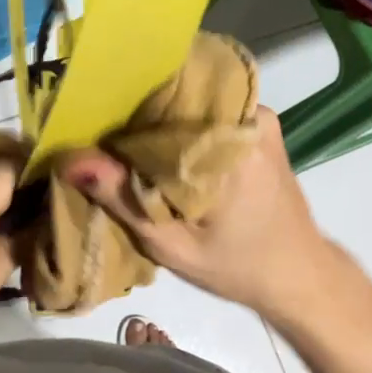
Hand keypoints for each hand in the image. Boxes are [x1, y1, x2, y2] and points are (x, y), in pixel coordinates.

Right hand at [60, 109, 331, 317]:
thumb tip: (71, 161)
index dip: (120, 111)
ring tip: (120, 143)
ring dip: (154, 120)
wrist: (300, 276)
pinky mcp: (257, 125)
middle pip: (174, 97)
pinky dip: (177, 127)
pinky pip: (204, 112)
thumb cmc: (238, 265)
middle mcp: (248, 116)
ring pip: (188, 103)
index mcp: (231, 141)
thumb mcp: (173, 244)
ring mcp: (257, 117)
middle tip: (98, 137)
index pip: (161, 101)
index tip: (89, 126)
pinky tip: (153, 149)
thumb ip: (123, 199)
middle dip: (135, 114)